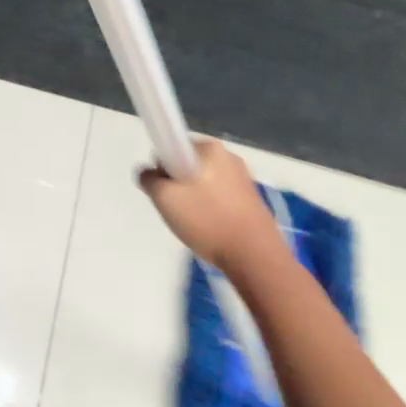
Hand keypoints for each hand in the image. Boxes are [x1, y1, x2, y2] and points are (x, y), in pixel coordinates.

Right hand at [138, 140, 286, 271]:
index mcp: (210, 148)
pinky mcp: (254, 201)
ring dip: (196, 199)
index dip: (163, 167)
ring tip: (196, 224)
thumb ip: (148, 178)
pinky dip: (212, 210)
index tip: (166, 190)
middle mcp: (230, 157)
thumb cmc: (208, 220)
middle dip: (179, 184)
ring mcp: (245, 179)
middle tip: (178, 209)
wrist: (257, 259)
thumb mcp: (163, 197)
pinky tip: (213, 230)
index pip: (174, 146)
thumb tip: (150, 173)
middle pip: (189, 165)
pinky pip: (221, 198)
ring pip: (204, 183)